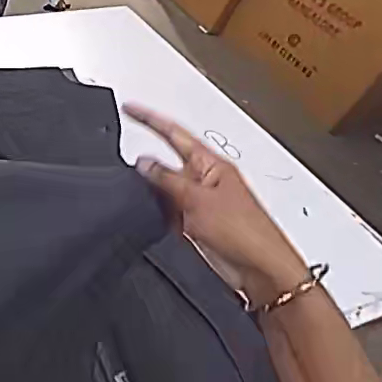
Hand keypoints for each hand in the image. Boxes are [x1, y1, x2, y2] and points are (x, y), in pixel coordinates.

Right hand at [125, 104, 308, 299]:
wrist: (260, 272)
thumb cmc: (247, 234)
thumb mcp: (198, 199)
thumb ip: (166, 179)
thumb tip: (144, 163)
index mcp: (211, 164)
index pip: (174, 133)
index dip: (150, 119)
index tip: (130, 108)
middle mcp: (204, 180)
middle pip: (166, 162)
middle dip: (146, 163)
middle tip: (122, 161)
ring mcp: (198, 203)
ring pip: (163, 189)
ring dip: (150, 192)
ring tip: (136, 196)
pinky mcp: (193, 224)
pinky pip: (166, 212)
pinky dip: (155, 213)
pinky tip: (150, 217)